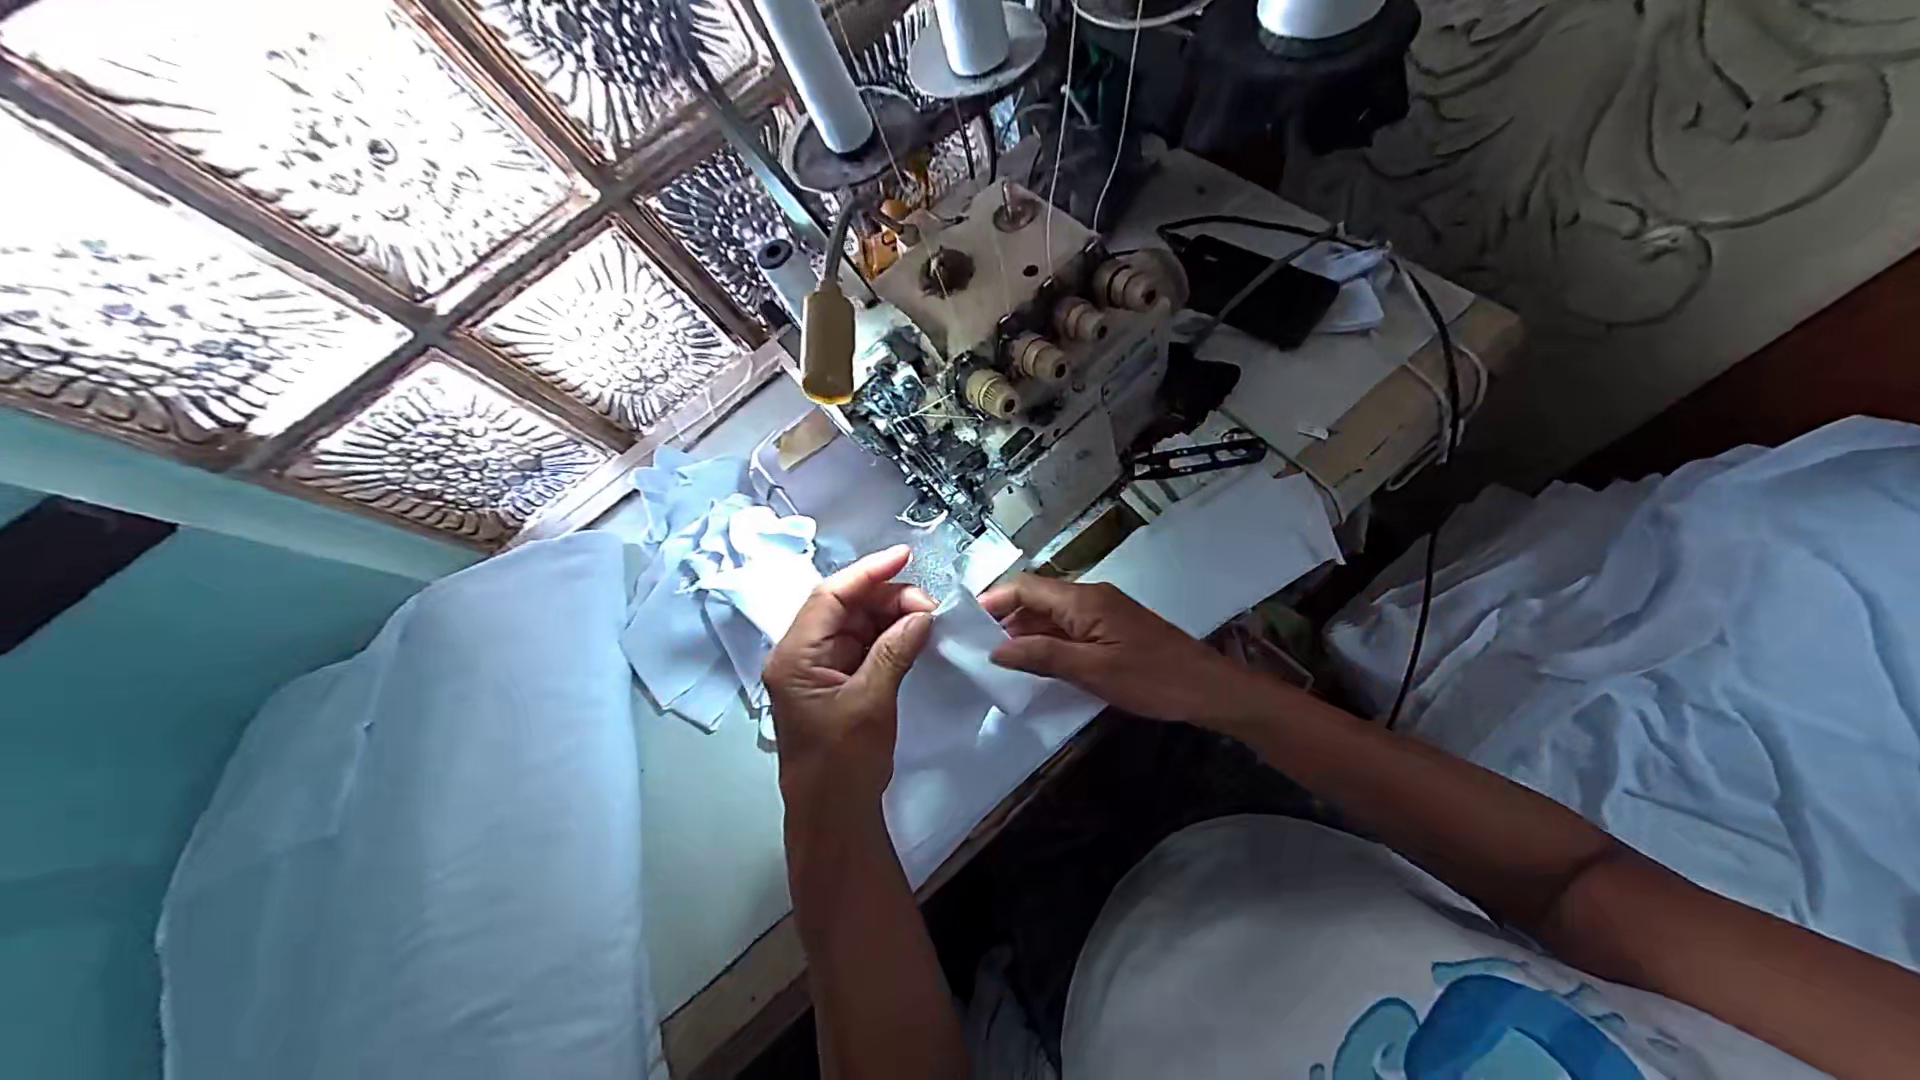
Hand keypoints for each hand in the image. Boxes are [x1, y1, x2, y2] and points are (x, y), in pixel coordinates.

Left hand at [765, 546, 935, 813]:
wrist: (833, 817)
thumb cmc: (842, 764)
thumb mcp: (871, 702)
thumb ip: (894, 651)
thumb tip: (921, 616)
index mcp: (795, 656)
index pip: (830, 596)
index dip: (868, 573)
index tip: (904, 556)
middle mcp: (802, 655)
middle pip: (844, 607)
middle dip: (887, 599)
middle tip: (928, 606)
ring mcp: (820, 668)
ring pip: (857, 624)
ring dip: (891, 617)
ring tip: (927, 619)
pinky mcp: (837, 681)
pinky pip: (864, 646)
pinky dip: (890, 638)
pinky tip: (914, 635)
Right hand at [980, 575, 1280, 729]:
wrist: (1210, 689)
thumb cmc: (1152, 679)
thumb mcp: (1092, 671)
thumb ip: (1042, 656)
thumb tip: (996, 651)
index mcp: (1084, 600)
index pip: (1026, 588)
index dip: (993, 600)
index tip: (965, 622)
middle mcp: (1090, 598)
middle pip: (1037, 599)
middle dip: (1004, 620)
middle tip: (973, 646)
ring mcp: (1103, 612)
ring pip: (1052, 615)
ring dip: (1025, 633)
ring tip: (995, 658)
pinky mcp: (1112, 629)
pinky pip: (1069, 628)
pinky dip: (1047, 642)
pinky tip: (1034, 664)